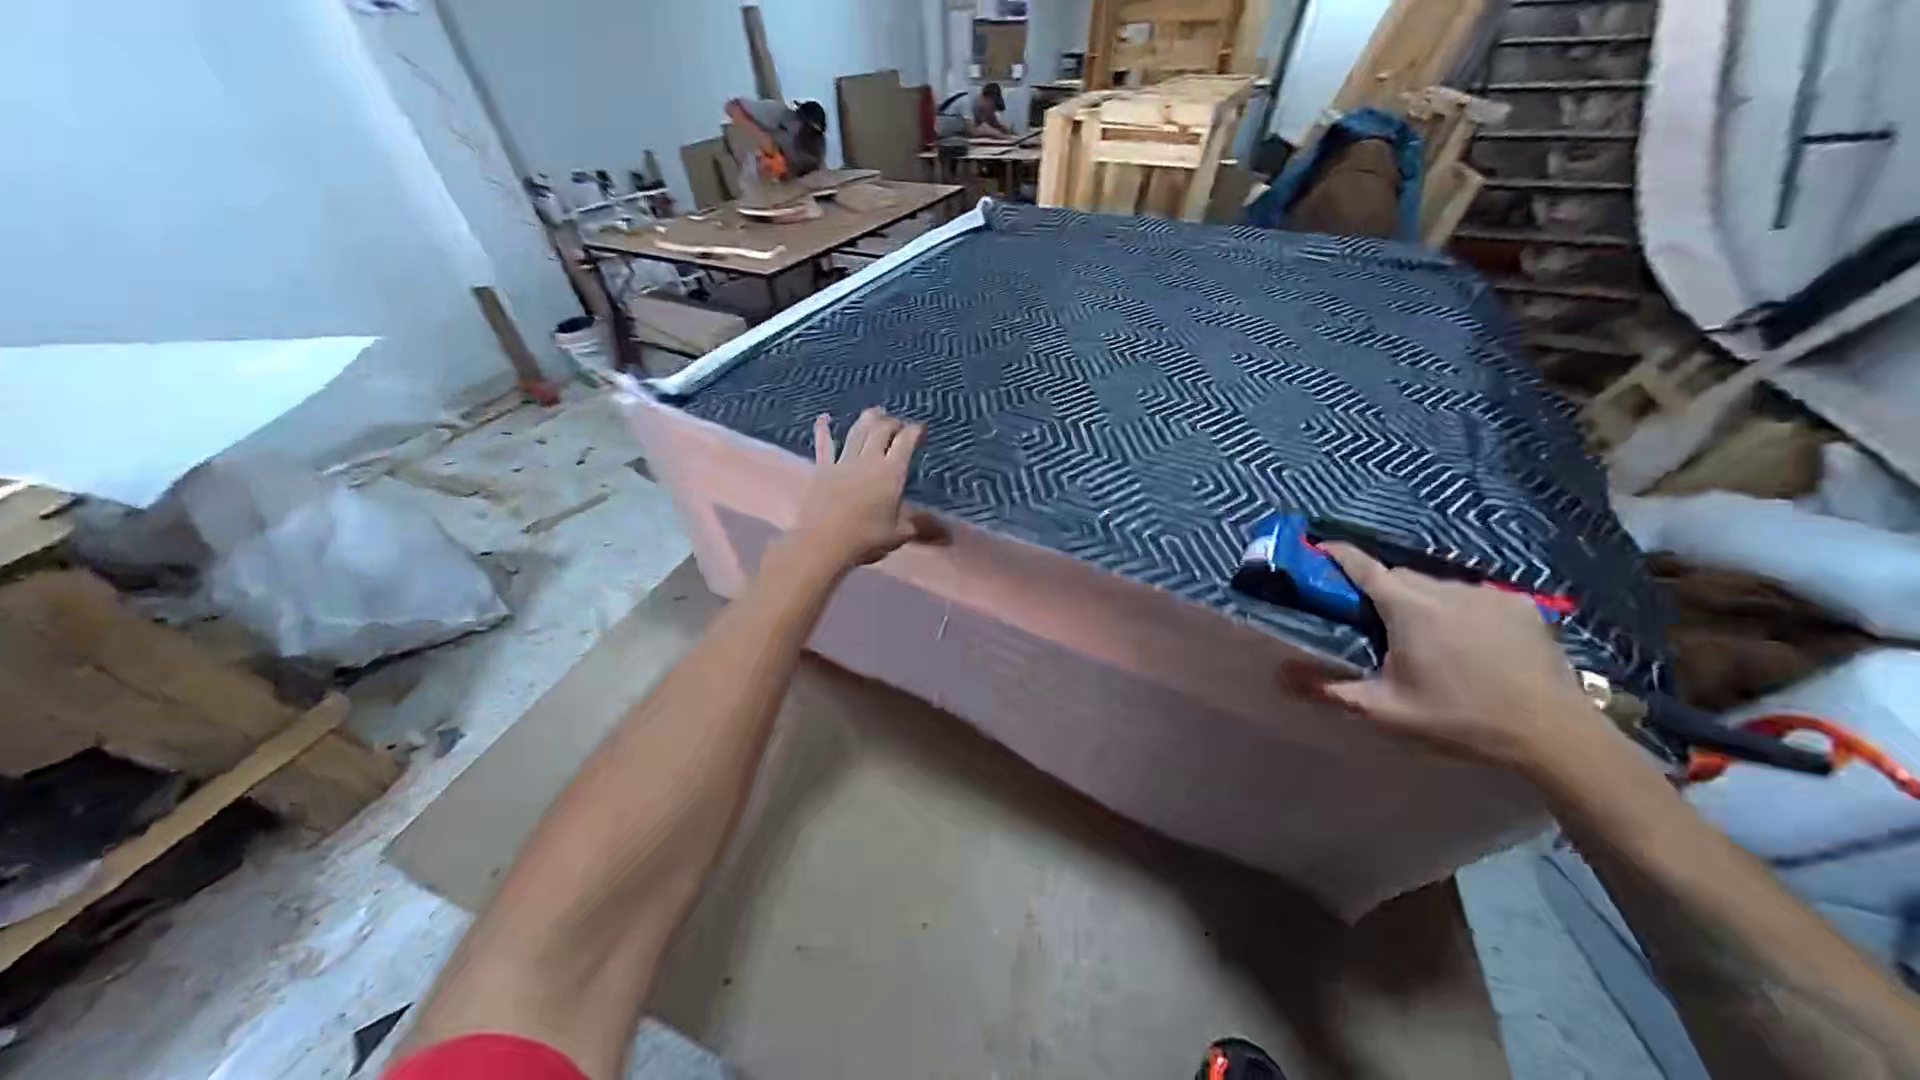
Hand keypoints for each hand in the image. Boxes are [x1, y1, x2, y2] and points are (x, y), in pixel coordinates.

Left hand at [785, 408, 935, 572]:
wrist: (823, 543)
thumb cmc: (865, 539)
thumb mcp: (899, 534)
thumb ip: (921, 528)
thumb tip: (948, 536)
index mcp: (891, 473)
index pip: (906, 442)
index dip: (915, 431)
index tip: (921, 429)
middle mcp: (869, 460)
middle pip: (882, 430)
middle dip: (893, 422)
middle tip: (899, 425)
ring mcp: (843, 462)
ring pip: (857, 432)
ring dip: (868, 419)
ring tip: (875, 412)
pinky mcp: (822, 469)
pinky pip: (824, 444)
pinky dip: (824, 429)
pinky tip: (824, 418)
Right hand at [1307, 543, 1619, 771]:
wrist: (1553, 734)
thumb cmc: (1460, 719)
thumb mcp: (1386, 711)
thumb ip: (1330, 690)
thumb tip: (1279, 675)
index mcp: (1409, 608)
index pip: (1362, 564)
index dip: (1335, 553)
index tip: (1316, 549)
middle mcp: (1446, 589)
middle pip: (1398, 575)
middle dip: (1377, 587)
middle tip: (1367, 617)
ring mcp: (1487, 593)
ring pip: (1435, 584)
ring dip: (1417, 599)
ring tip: (1418, 632)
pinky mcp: (1519, 604)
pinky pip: (1471, 595)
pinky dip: (1456, 607)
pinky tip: (1464, 636)